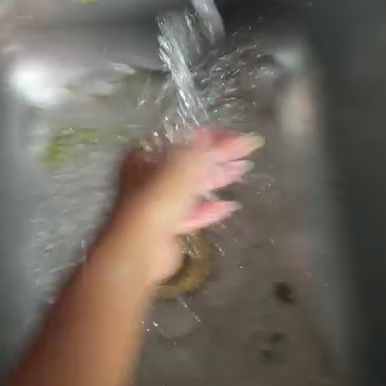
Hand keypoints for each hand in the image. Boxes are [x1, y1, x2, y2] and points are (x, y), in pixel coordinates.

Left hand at [99, 130, 258, 285]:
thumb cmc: (157, 199)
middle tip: (245, 152)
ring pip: (192, 186)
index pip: (183, 138)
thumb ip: (210, 151)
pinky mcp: (167, 226)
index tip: (236, 137)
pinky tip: (229, 206)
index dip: (211, 136)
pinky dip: (209, 208)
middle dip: (217, 157)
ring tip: (241, 171)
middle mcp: (149, 175)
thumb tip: (236, 138)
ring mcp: (158, 202)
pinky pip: (192, 212)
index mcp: (147, 155)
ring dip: (216, 178)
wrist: (140, 248)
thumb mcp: (184, 167)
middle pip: (189, 162)